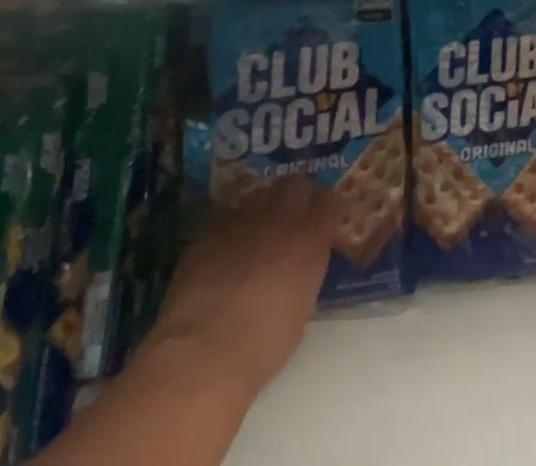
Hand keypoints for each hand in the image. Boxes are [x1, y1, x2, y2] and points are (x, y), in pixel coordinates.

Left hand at [141, 177, 340, 399]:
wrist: (205, 351)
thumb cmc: (265, 343)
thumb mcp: (302, 308)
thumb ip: (305, 275)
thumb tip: (298, 271)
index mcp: (311, 239)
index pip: (330, 200)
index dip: (328, 208)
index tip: (326, 221)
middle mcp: (280, 220)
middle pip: (295, 184)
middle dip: (297, 196)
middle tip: (294, 217)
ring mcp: (241, 222)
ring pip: (259, 193)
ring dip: (264, 205)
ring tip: (259, 227)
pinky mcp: (206, 233)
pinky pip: (226, 213)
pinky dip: (232, 223)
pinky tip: (227, 243)